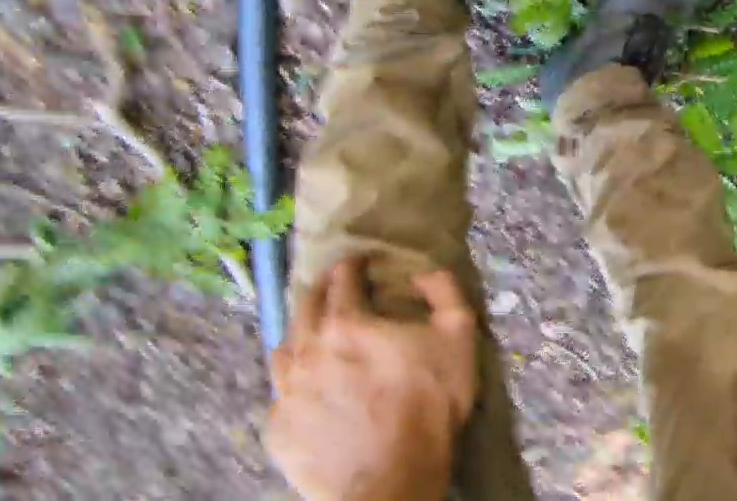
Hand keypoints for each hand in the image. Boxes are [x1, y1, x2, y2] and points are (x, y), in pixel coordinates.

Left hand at [266, 257, 478, 500]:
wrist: (391, 478)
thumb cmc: (430, 398)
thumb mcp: (458, 332)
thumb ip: (443, 290)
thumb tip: (422, 270)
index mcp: (348, 324)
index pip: (342, 279)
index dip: (353, 263)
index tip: (362, 259)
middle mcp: (307, 351)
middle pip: (305, 306)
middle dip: (321, 288)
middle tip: (336, 284)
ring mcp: (287, 392)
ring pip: (284, 348)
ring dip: (301, 330)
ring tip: (317, 331)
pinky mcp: (278, 429)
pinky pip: (281, 391)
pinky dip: (295, 376)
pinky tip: (313, 381)